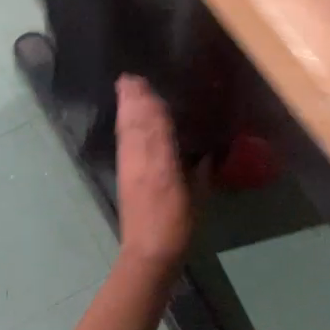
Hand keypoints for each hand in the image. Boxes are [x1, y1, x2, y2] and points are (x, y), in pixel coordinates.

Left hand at [113, 75, 193, 266]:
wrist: (149, 253)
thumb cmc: (179, 227)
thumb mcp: (198, 198)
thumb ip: (201, 172)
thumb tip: (206, 152)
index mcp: (164, 167)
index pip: (158, 128)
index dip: (152, 105)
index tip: (149, 84)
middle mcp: (145, 162)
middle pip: (139, 124)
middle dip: (135, 99)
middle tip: (130, 76)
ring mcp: (131, 168)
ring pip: (128, 130)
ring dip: (126, 107)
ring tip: (124, 87)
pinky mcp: (124, 175)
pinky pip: (124, 143)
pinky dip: (124, 126)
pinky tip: (124, 117)